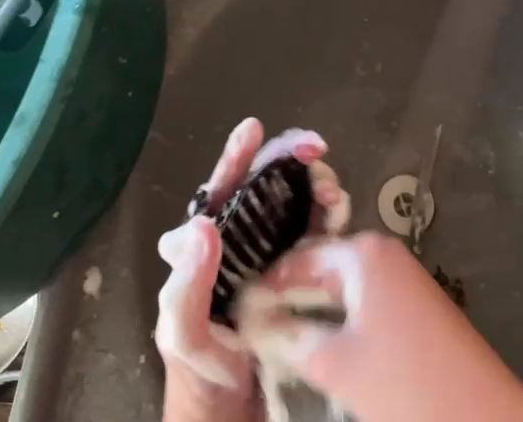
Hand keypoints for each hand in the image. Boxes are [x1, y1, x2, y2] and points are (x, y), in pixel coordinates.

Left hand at [155, 119, 342, 421]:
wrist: (241, 407)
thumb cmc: (201, 369)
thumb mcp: (182, 332)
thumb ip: (186, 284)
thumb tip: (206, 224)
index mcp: (204, 244)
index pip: (221, 190)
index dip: (238, 156)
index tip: (254, 129)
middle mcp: (239, 237)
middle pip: (265, 184)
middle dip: (289, 159)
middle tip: (313, 151)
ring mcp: (272, 250)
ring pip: (296, 200)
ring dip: (316, 185)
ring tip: (331, 193)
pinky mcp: (303, 267)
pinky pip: (320, 230)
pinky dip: (332, 213)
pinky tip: (340, 211)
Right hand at [253, 233, 522, 421]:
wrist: (483, 415)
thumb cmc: (404, 382)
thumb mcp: (338, 365)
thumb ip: (292, 339)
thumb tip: (256, 326)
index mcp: (362, 253)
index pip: (298, 257)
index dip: (266, 283)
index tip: (236, 305)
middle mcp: (383, 253)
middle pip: (321, 265)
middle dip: (288, 292)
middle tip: (252, 318)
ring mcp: (403, 278)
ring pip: (342, 285)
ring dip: (313, 307)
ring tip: (277, 332)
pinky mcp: (415, 305)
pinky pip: (363, 300)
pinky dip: (338, 317)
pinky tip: (318, 340)